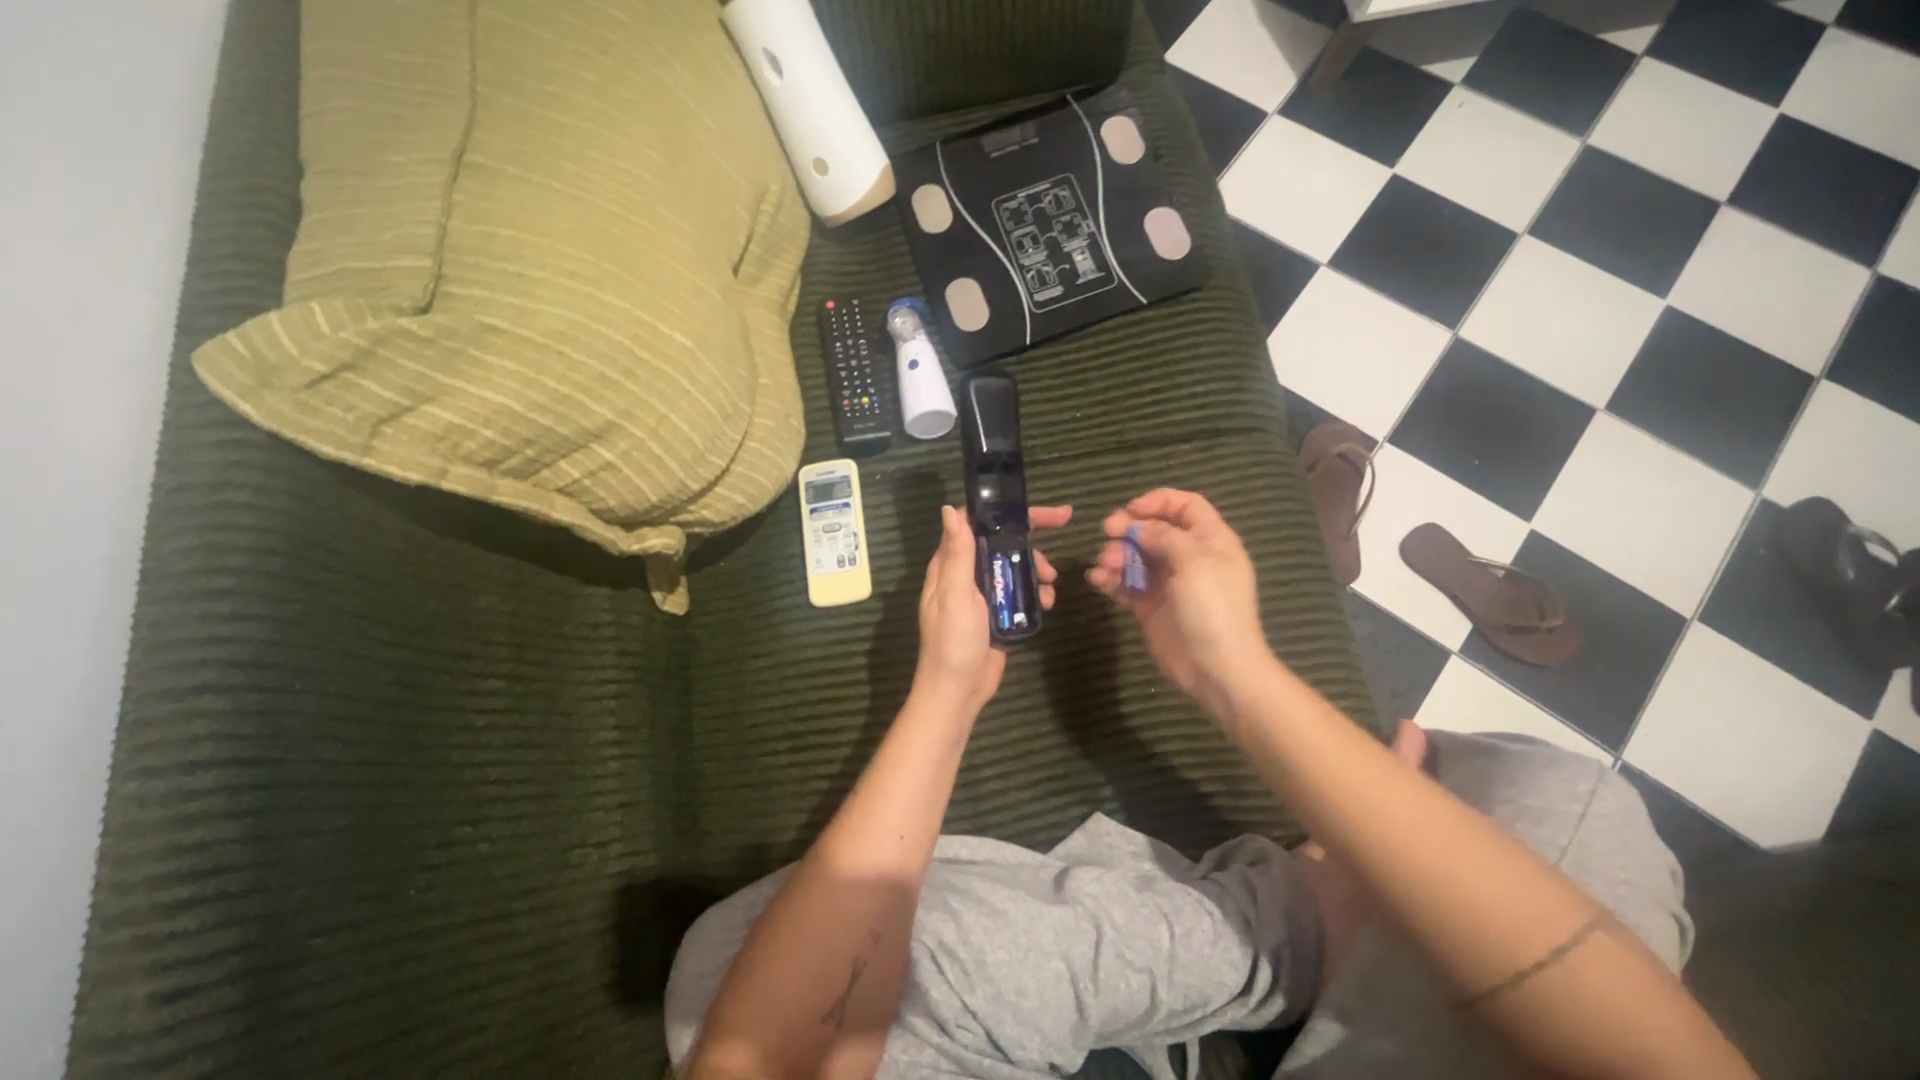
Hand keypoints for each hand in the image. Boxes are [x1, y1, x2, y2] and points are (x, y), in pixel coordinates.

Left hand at [913, 503, 1071, 712]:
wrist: (959, 691)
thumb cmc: (953, 642)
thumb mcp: (956, 595)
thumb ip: (957, 554)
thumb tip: (949, 509)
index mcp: (950, 565)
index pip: (975, 522)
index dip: (1004, 509)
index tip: (1033, 503)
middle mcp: (965, 574)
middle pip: (1000, 541)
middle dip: (1031, 536)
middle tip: (1065, 524)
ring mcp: (983, 594)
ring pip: (1014, 566)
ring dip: (1037, 567)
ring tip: (1052, 582)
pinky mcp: (998, 614)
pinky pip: (1020, 592)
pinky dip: (1036, 591)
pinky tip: (1048, 601)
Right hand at [1087, 489, 1270, 718]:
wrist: (1217, 668)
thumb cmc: (1214, 608)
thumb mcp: (1195, 562)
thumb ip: (1165, 536)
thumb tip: (1140, 527)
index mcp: (1211, 540)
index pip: (1186, 506)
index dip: (1159, 501)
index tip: (1131, 510)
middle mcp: (1189, 557)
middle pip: (1155, 529)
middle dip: (1130, 528)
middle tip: (1108, 531)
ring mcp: (1169, 583)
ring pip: (1137, 556)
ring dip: (1117, 554)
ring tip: (1105, 565)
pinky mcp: (1150, 606)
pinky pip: (1126, 585)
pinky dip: (1111, 579)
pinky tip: (1098, 580)